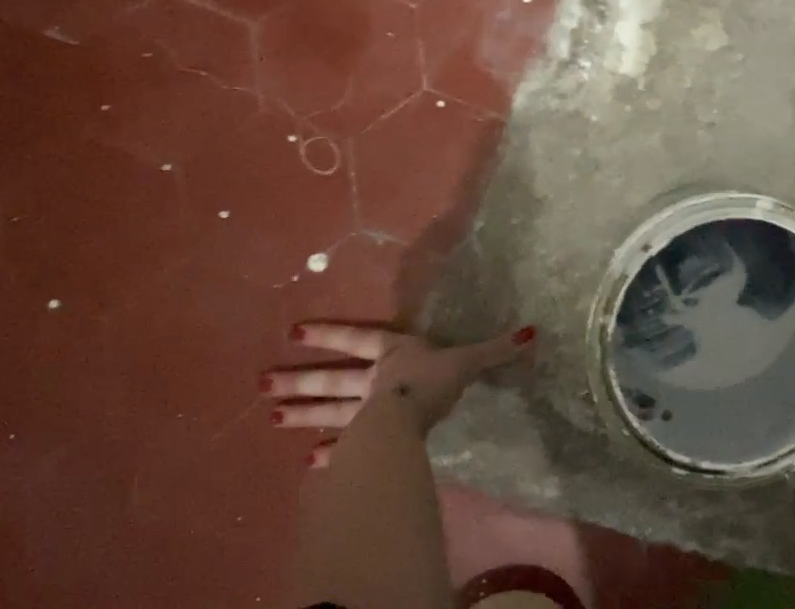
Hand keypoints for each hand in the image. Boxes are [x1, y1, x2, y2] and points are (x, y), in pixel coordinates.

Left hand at [262, 322, 535, 465]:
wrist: (409, 420)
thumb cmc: (433, 382)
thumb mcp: (467, 360)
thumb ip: (496, 349)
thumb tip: (532, 332)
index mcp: (393, 354)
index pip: (358, 339)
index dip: (329, 335)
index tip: (294, 333)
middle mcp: (371, 381)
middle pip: (331, 378)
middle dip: (299, 379)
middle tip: (262, 383)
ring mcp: (363, 413)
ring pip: (327, 411)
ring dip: (300, 414)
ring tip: (271, 417)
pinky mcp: (365, 442)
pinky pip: (343, 447)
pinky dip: (326, 454)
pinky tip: (306, 462)